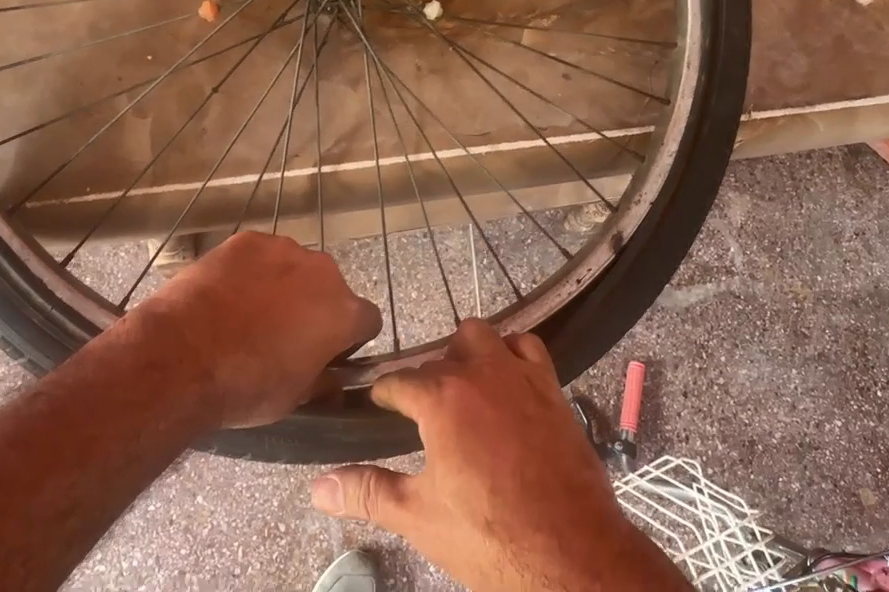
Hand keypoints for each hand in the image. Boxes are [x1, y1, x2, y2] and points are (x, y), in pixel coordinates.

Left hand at [135, 230, 381, 427]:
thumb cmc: (245, 386)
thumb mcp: (295, 397)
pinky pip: (258, 256)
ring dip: (282, 286)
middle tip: (283, 335)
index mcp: (344, 312)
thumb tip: (332, 375)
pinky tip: (225, 295)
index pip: (367, 320)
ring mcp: (283, 248)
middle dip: (314, 307)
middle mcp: (323, 271)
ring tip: (247, 313)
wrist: (181, 356)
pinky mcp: (246, 240)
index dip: (350, 339)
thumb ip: (323, 377)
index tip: (328, 353)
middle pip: (330, 288)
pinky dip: (249, 272)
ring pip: (293, 268)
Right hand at [308, 320, 689, 590]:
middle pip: (442, 351)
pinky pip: (529, 348)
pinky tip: (508, 383)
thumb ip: (367, 492)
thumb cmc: (489, 535)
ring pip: (485, 336)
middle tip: (424, 412)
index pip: (397, 381)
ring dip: (470, 353)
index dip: (382, 395)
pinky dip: (514, 354)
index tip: (376, 407)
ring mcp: (520, 375)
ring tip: (464, 390)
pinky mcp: (552, 388)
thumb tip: (317, 487)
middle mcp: (479, 372)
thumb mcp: (419, 517)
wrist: (572, 553)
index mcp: (441, 397)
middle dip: (429, 374)